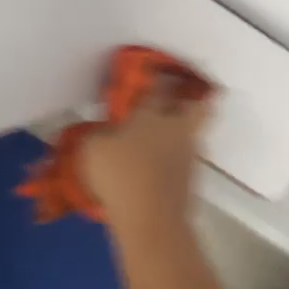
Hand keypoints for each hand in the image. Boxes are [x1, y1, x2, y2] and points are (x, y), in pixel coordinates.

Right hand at [79, 76, 212, 234]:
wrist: (150, 218)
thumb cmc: (117, 175)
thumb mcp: (91, 149)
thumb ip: (98, 134)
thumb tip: (105, 131)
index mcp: (151, 115)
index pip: (157, 86)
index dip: (154, 75)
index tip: (151, 70)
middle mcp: (176, 129)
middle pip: (197, 104)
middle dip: (190, 97)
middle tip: (176, 95)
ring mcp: (188, 154)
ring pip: (192, 132)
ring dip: (181, 128)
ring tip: (161, 133)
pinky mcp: (190, 178)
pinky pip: (184, 156)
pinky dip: (174, 154)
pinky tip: (155, 162)